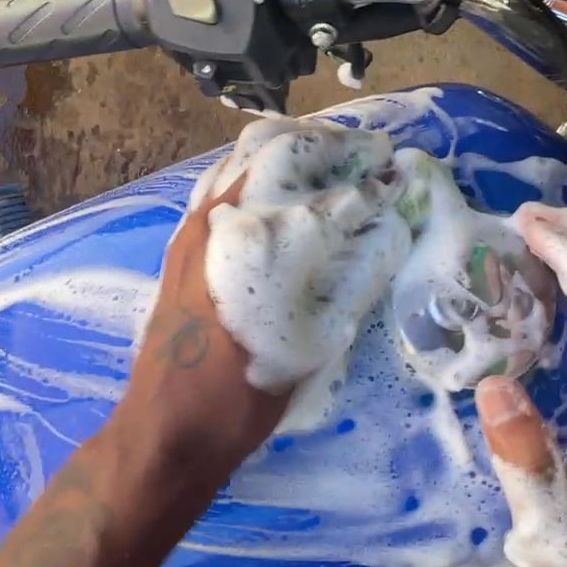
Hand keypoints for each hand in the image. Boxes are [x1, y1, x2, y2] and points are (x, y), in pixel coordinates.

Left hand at [116, 118, 411, 467]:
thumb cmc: (250, 393)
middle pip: (290, 147)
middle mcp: (235, 213)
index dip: (377, 185)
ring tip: (328, 154)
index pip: (342, 196)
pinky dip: (258, 163)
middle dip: (336, 143)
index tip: (399, 173)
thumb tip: (388, 232)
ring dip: (295, 143)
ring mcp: (203, 218)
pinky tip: (277, 181)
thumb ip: (359, 276)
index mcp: (277, 240)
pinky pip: (224, 173)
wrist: (168, 423)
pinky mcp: (185, 232)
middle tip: (369, 150)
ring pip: (250, 151)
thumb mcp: (321, 340)